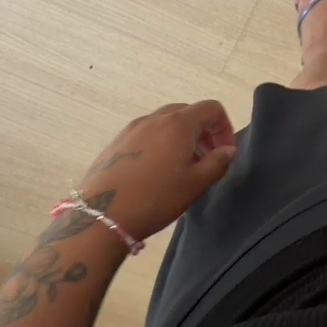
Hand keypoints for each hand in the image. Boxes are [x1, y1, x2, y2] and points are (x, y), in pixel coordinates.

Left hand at [75, 101, 237, 240]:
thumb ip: (217, 162)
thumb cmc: (155, 198)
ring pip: (165, 123)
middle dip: (203, 131)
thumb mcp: (195, 184)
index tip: (225, 152)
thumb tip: (228, 150)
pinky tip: (156, 171)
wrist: (99, 217)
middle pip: (188, 112)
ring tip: (182, 166)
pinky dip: (160, 143)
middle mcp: (154, 119)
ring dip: (181, 137)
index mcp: (178, 124)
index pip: (211, 109)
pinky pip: (146, 134)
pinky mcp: (115, 144)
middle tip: (207, 157)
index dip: (225, 127)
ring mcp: (131, 129)